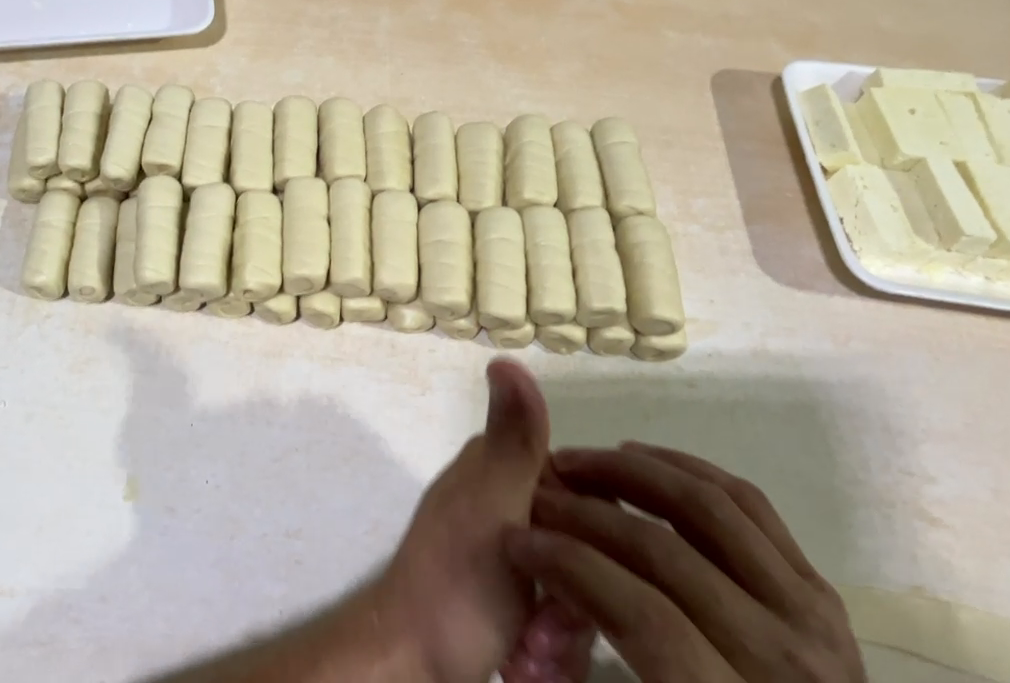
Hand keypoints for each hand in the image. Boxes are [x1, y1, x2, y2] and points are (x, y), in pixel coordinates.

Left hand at [375, 360, 594, 682]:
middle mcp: (505, 502)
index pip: (592, 494)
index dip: (599, 543)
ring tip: (525, 656)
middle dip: (576, 603)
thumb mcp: (495, 508)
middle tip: (540, 631)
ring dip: (560, 638)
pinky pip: (554, 623)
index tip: (583, 579)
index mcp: (502, 470)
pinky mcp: (506, 597)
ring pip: (578, 595)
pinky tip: (522, 666)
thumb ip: (516, 440)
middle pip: (588, 551)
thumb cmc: (457, 586)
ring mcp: (506, 553)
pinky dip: (545, 653)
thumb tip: (505, 357)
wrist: (410, 663)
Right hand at [504, 442, 864, 681]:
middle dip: (585, 514)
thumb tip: (536, 592)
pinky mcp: (821, 590)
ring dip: (630, 472)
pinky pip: (749, 503)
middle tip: (535, 493)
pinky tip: (639, 457)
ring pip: (710, 508)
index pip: (644, 617)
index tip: (517, 539)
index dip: (571, 567)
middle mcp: (785, 661)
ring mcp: (813, 618)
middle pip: (668, 554)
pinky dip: (686, 468)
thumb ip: (584, 670)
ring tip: (575, 462)